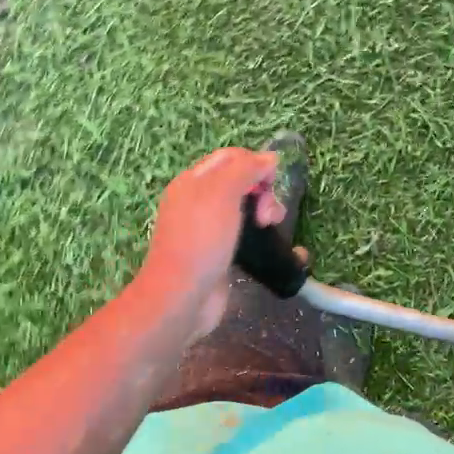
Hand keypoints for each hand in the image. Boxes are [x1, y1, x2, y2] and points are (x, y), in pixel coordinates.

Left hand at [138, 147, 285, 344]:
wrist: (182, 297)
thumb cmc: (201, 238)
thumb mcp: (223, 192)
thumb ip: (246, 169)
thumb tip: (269, 158)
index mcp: (193, 181)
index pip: (230, 157)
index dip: (254, 162)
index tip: (271, 181)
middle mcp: (198, 200)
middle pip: (239, 180)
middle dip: (261, 189)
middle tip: (268, 212)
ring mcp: (207, 227)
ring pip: (244, 206)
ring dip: (263, 209)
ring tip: (270, 225)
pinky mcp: (218, 251)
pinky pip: (242, 231)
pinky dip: (257, 231)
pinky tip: (265, 240)